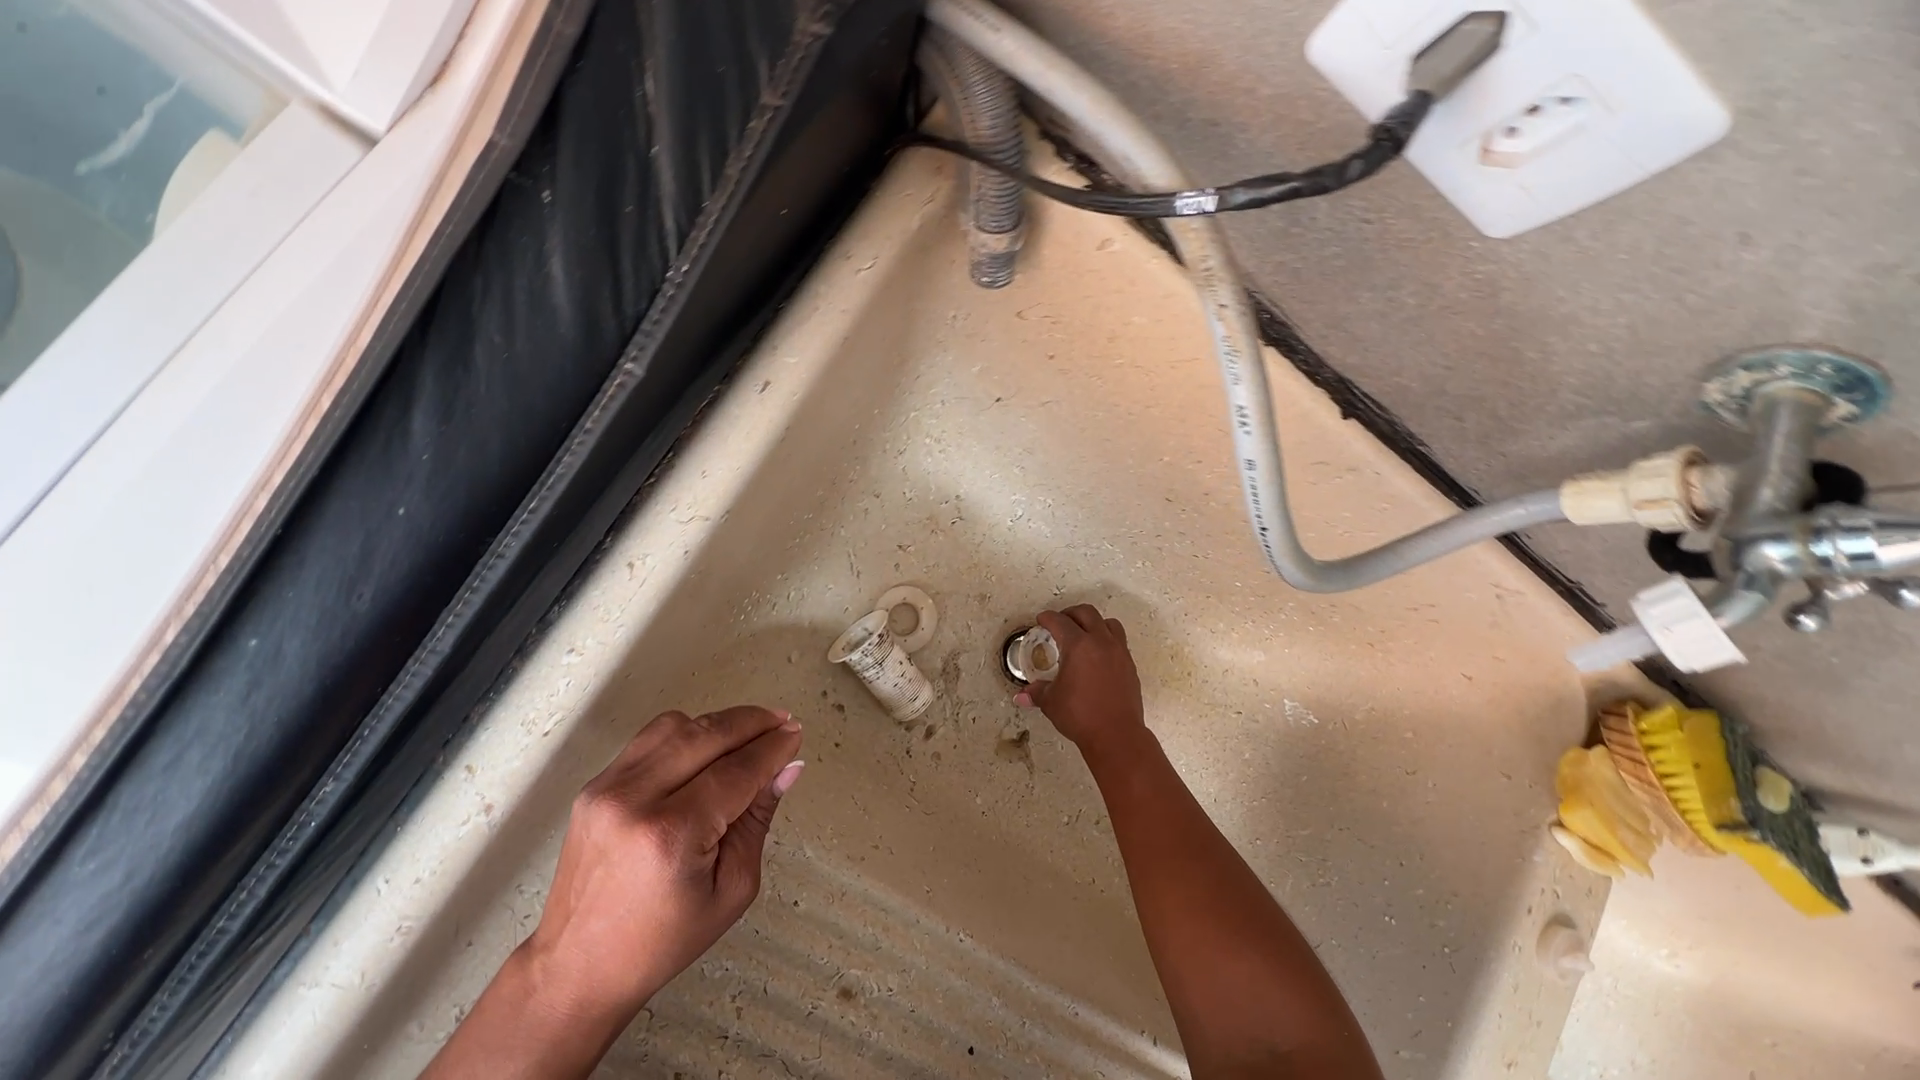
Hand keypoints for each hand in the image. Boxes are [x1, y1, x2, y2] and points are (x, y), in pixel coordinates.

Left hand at [520, 706, 804, 1022]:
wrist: (577, 964)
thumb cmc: (662, 941)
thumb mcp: (732, 889)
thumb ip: (758, 819)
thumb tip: (787, 768)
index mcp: (671, 834)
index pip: (735, 770)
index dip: (771, 748)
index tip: (796, 733)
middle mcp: (633, 799)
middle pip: (705, 734)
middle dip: (750, 722)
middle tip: (782, 721)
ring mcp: (605, 788)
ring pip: (674, 726)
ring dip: (717, 723)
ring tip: (748, 734)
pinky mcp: (593, 786)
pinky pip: (648, 741)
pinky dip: (685, 735)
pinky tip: (708, 748)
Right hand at [1017, 605, 1145, 756]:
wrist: (1116, 734)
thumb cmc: (1081, 715)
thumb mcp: (1051, 702)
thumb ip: (1037, 693)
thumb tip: (1022, 696)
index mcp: (1079, 645)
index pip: (1060, 621)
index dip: (1048, 618)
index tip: (1042, 620)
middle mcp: (1101, 642)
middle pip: (1087, 613)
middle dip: (1070, 613)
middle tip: (1060, 622)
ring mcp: (1119, 653)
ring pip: (1109, 624)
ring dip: (1094, 623)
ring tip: (1084, 633)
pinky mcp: (1130, 666)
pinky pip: (1119, 642)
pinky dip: (1107, 640)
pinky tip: (1098, 656)